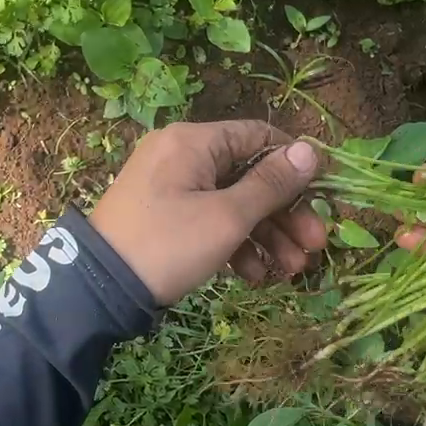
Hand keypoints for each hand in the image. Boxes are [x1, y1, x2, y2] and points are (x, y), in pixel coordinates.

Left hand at [89, 121, 327, 304]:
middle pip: (249, 176)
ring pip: (231, 203)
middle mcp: (181, 155)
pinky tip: (253, 276)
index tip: (327, 195)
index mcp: (193, 142)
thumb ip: (271, 185)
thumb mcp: (226, 217)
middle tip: (316, 246)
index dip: (296, 165)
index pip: (259, 137)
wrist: (98, 288)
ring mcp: (169, 187)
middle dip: (285, 213)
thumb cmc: (168, 244)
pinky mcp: (163, 216)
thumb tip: (310, 150)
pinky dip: (232, 244)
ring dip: (265, 235)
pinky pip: (207, 220)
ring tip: (292, 270)